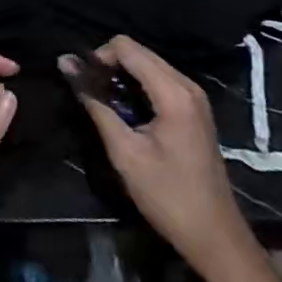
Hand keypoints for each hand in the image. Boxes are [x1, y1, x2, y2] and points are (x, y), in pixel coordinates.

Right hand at [59, 35, 242, 265]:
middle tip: (90, 94)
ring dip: (124, 76)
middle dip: (110, 66)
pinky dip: (139, 86)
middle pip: (140, 52)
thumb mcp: (125, 153)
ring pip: (150, 65)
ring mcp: (195, 95)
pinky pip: (161, 80)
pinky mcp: (195, 108)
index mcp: (173, 91)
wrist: (214, 234)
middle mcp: (187, 84)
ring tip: (105, 104)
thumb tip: (67, 67)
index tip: (83, 83)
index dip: (99, 58)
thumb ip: (97, 106)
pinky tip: (127, 112)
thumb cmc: (167, 196)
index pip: (127, 47)